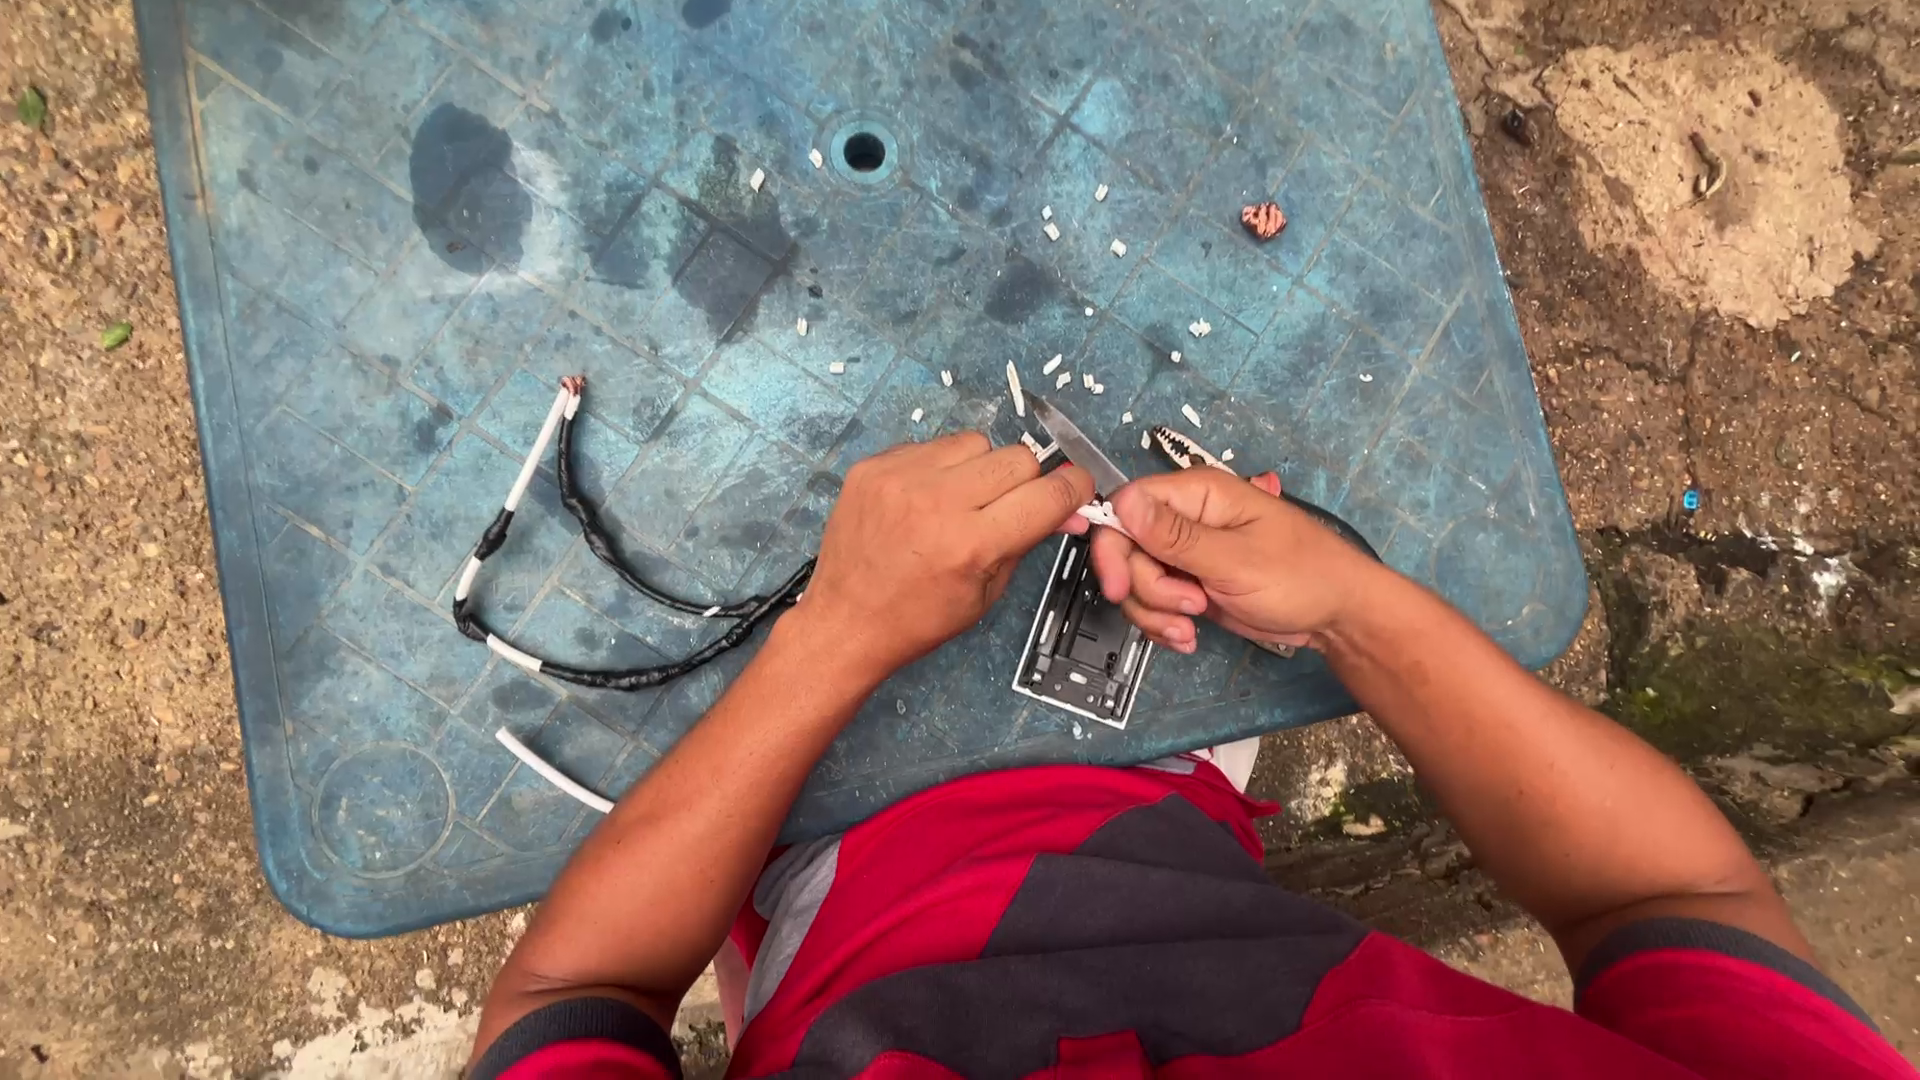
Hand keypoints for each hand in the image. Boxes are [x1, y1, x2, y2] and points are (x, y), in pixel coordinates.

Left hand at [795, 433, 1093, 682]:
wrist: (845, 621)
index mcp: (970, 544)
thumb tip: (1067, 508)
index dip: (1073, 490)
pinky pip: (932, 445)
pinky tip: (925, 499)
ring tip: (960, 502)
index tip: (1075, 490)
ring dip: (981, 469)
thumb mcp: (987, 593)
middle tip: (1006, 508)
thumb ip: (1028, 540)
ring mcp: (900, 477)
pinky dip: (940, 468)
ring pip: (977, 442)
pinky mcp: (874, 466)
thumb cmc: (918, 619)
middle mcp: (937, 501)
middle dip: (1025, 482)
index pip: (1049, 494)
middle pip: (1018, 458)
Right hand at [1088, 467, 1382, 653]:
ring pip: (1135, 581)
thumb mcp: (1235, 559)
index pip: (1126, 506)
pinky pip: (1152, 603)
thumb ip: (1175, 535)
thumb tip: (1124, 501)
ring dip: (1156, 611)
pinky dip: (1163, 624)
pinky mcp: (1187, 584)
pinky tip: (1189, 635)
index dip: (1114, 545)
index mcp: (1198, 495)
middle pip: (1126, 550)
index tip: (1119, 585)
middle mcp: (1184, 520)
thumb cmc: (1302, 576)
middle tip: (1187, 606)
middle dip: (1146, 588)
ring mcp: (1184, 554)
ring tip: (1192, 625)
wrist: (1337, 617)